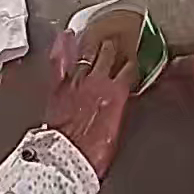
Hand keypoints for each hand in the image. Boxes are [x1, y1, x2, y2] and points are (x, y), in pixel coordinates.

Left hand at [43, 29, 136, 176]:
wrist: (67, 158)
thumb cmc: (93, 151)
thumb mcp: (117, 129)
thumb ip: (120, 108)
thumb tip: (124, 101)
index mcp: (116, 92)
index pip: (129, 69)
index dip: (133, 63)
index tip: (135, 59)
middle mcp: (97, 81)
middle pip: (109, 54)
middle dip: (114, 47)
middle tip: (117, 42)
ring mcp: (76, 81)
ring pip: (87, 53)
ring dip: (94, 44)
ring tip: (98, 38)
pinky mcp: (59, 86)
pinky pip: (59, 60)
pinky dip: (62, 46)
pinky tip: (66, 36)